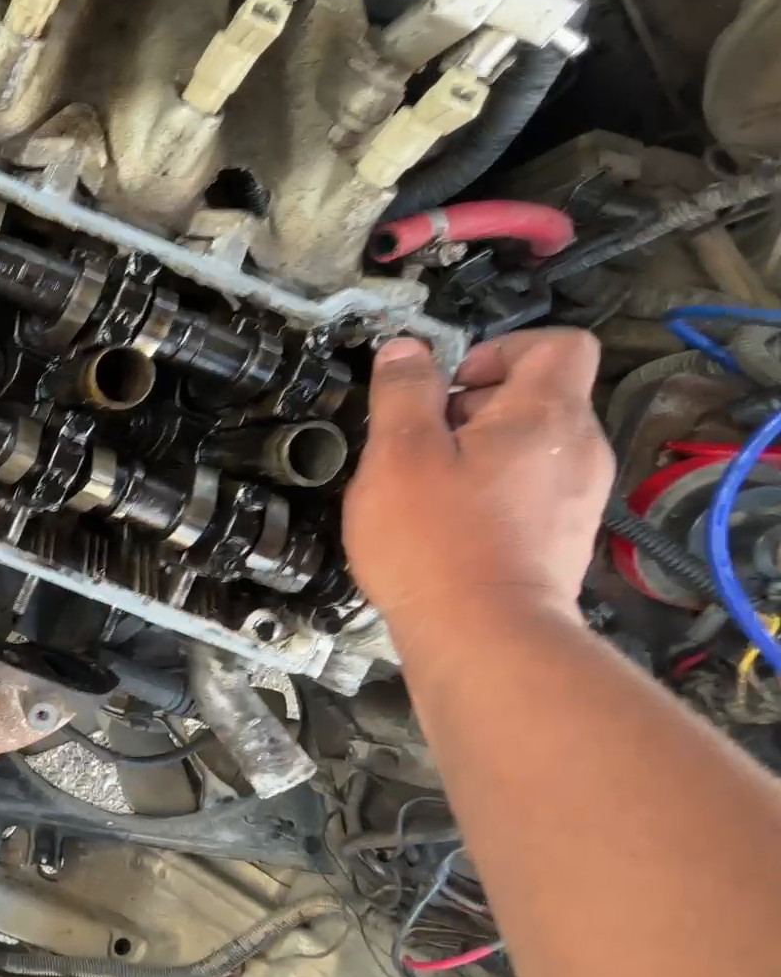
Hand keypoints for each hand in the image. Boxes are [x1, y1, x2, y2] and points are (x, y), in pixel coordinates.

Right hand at [344, 329, 613, 626]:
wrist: (481, 632)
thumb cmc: (433, 537)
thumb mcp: (397, 453)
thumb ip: (403, 394)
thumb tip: (405, 349)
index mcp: (544, 416)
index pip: (556, 344)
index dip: (498, 349)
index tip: (446, 385)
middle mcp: (578, 448)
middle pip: (536, 395)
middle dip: (471, 405)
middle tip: (415, 441)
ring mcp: (576, 495)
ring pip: (528, 444)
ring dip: (474, 448)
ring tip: (422, 484)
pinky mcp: (559, 534)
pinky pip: (526, 486)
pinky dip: (486, 487)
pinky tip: (444, 520)